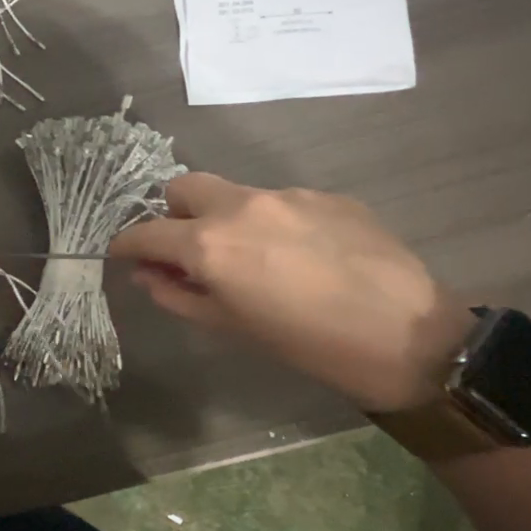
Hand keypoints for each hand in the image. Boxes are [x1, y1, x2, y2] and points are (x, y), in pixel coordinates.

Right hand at [108, 174, 476, 412]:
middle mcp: (239, 207)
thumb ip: (176, 294)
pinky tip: (302, 256)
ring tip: (256, 257)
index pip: (144, 233)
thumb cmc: (304, 343)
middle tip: (189, 249)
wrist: (408, 337)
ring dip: (227, 218)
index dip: (125, 245)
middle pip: (183, 187)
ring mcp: (287, 196)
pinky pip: (281, 203)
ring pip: (235, 193)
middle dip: (174, 214)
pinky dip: (274, 223)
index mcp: (207, 244)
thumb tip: (148, 274)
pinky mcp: (328, 197)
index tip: (123, 256)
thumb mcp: (227, 326)